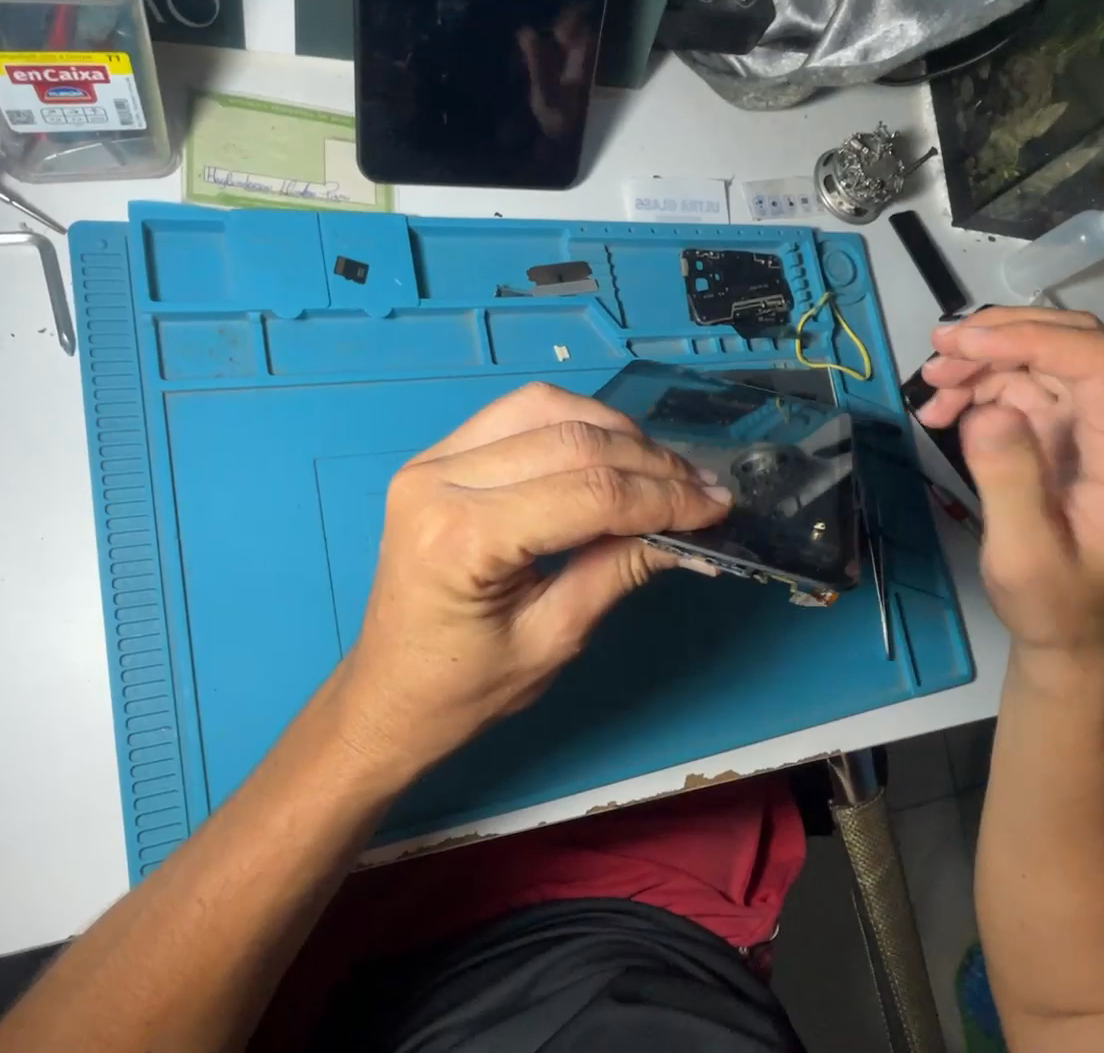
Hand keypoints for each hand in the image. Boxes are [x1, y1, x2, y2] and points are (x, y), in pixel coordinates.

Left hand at [327, 382, 732, 777]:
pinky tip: (609, 452)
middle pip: (569, 441)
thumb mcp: (553, 640)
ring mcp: (430, 461)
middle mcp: (438, 481)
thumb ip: (618, 572)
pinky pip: (516, 415)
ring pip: (544, 409)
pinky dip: (573, 424)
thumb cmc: (464, 689)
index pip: (587, 493)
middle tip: (701, 490)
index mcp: (462, 538)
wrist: (388, 695)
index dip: (662, 497)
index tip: (715, 507)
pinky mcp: (435, 458)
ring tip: (662, 470)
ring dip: (614, 432)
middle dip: (649, 462)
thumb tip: (690, 534)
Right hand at [917, 308, 1103, 658]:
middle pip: (1075, 345)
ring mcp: (1095, 428)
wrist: (1064, 630)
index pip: (1095, 361)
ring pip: (1045, 360)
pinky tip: (945, 410)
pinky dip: (981, 388)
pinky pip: (1025, 388)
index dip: (1028, 340)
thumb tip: (984, 412)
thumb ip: (1010, 481)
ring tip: (930, 386)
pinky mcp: (1066, 435)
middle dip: (1004, 337)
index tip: (960, 347)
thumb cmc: (1052, 601)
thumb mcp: (1023, 552)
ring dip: (985, 362)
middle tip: (938, 351)